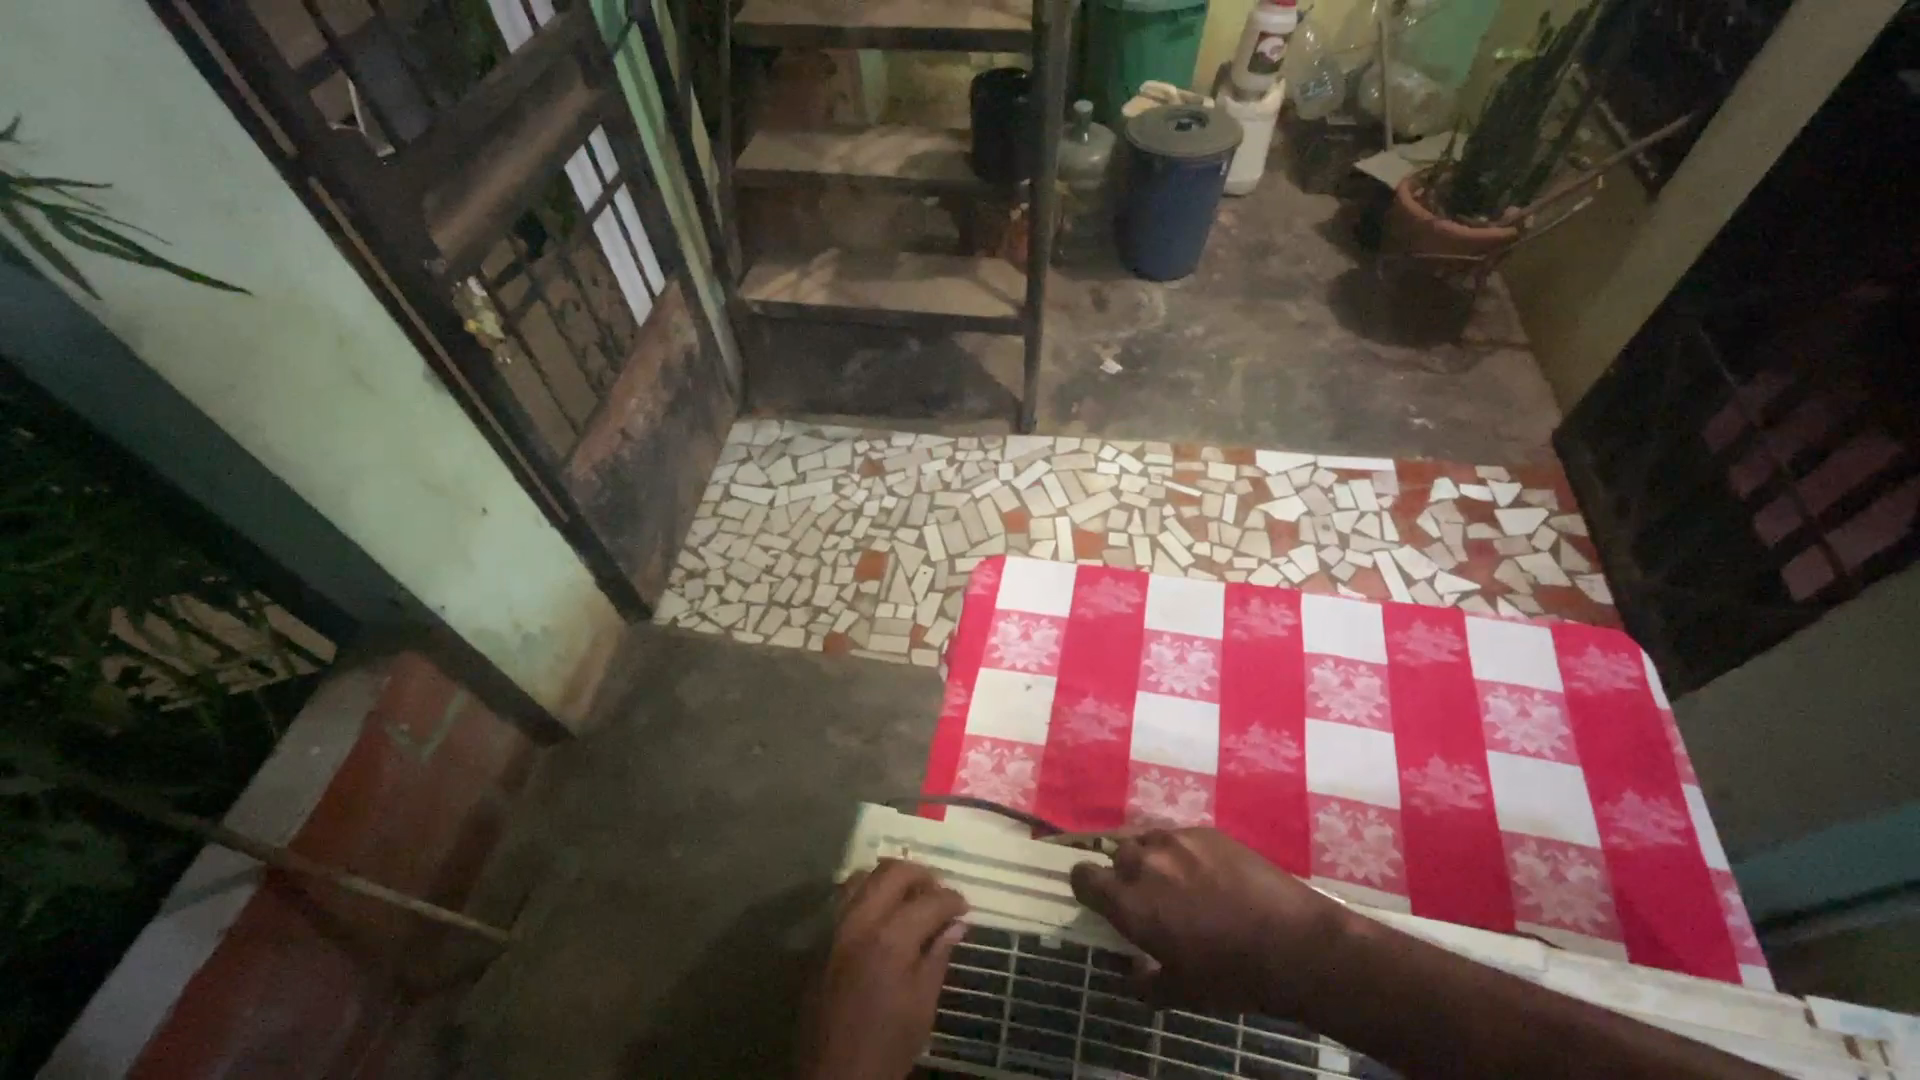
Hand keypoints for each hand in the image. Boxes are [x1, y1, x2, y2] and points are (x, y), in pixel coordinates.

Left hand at [797, 859, 968, 1079]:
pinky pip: (843, 899)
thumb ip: (937, 956)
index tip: (965, 908)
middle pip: (891, 872)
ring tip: (909, 897)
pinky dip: (865, 893)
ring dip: (889, 879)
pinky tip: (881, 913)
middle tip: (938, 892)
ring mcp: (834, 929)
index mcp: (890, 941)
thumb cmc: (886, 1046)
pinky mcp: (820, 941)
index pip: (929, 900)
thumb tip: (956, 924)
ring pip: (861, 877)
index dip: (952, 900)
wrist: (833, 1077)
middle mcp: (858, 923)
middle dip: (921, 875)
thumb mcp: (922, 1006)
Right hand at [1069, 828, 1352, 1015]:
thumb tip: (1131, 970)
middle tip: (1147, 895)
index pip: (1083, 877)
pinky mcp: (1207, 831)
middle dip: (1124, 873)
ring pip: (1146, 839)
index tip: (1100, 899)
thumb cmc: (1230, 975)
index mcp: (1128, 902)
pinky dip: (1182, 851)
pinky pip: (1179, 835)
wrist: (1292, 944)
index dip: (1087, 887)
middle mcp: (1144, 862)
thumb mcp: (1180, 992)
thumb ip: (1144, 981)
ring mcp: (1176, 840)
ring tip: (1174, 877)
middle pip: (1116, 855)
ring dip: (1151, 857)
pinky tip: (1206, 872)